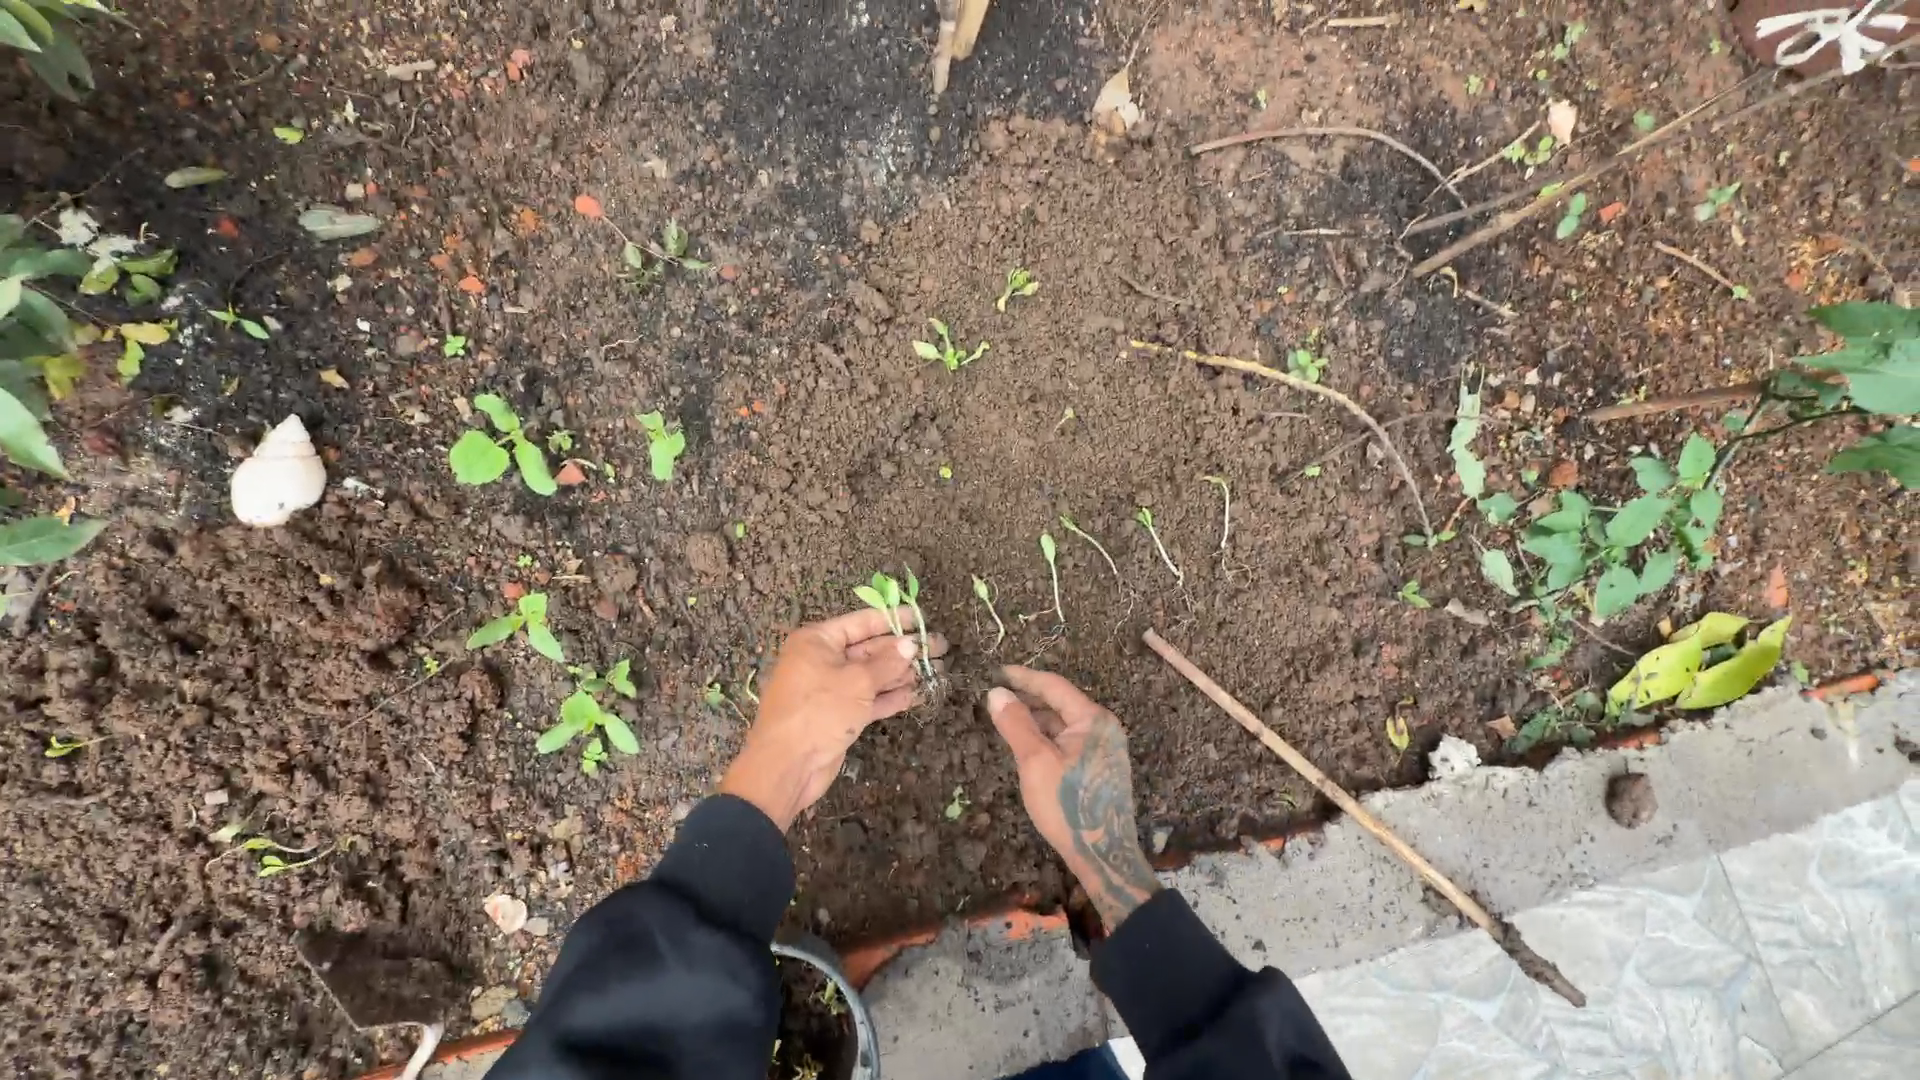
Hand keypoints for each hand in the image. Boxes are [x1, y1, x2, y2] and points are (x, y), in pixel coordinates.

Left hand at [719, 608, 945, 831]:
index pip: (861, 622)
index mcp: (817, 641)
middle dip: (903, 650)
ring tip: (937, 670)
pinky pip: (869, 700)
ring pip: (872, 676)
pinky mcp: (839, 715)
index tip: (921, 618)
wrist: (786, 766)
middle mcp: (822, 660)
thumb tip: (910, 645)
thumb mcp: (857, 681)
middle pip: (869, 649)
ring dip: (902, 674)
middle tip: (939, 647)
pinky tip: (919, 695)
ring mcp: (831, 689)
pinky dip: (891, 697)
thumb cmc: (818, 711)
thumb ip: (887, 663)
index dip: (893, 619)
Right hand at [987, 667, 1159, 929]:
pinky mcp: (1098, 769)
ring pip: (1062, 724)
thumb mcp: (1035, 761)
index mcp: (1093, 719)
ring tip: (1005, 719)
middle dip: (1027, 698)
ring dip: (1035, 720)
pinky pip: (1067, 742)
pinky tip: (1026, 746)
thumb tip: (996, 692)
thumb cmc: (1068, 804)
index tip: (997, 672)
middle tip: (995, 696)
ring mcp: (1103, 750)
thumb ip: (1016, 723)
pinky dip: (1045, 738)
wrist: (1103, 855)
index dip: (1023, 677)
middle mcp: (1103, 728)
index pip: (1053, 685)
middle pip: (1059, 703)